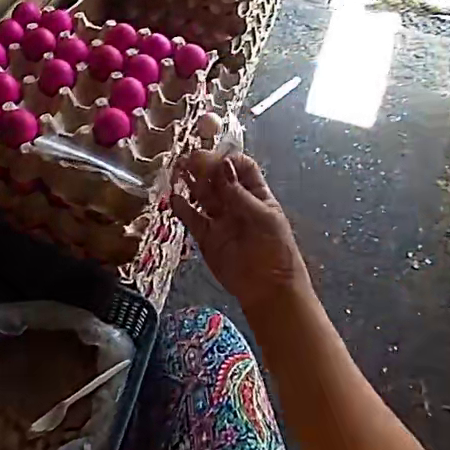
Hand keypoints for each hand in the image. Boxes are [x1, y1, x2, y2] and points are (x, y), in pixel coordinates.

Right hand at [171, 150, 312, 312]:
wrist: (268, 290)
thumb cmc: (275, 251)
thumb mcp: (264, 218)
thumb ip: (240, 193)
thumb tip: (223, 165)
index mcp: (255, 194)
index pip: (240, 167)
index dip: (227, 160)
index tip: (213, 159)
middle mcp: (235, 202)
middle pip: (217, 177)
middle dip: (204, 166)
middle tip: (188, 160)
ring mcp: (219, 218)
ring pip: (202, 193)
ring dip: (190, 181)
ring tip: (177, 171)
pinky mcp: (205, 235)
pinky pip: (191, 217)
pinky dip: (181, 207)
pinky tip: (174, 198)